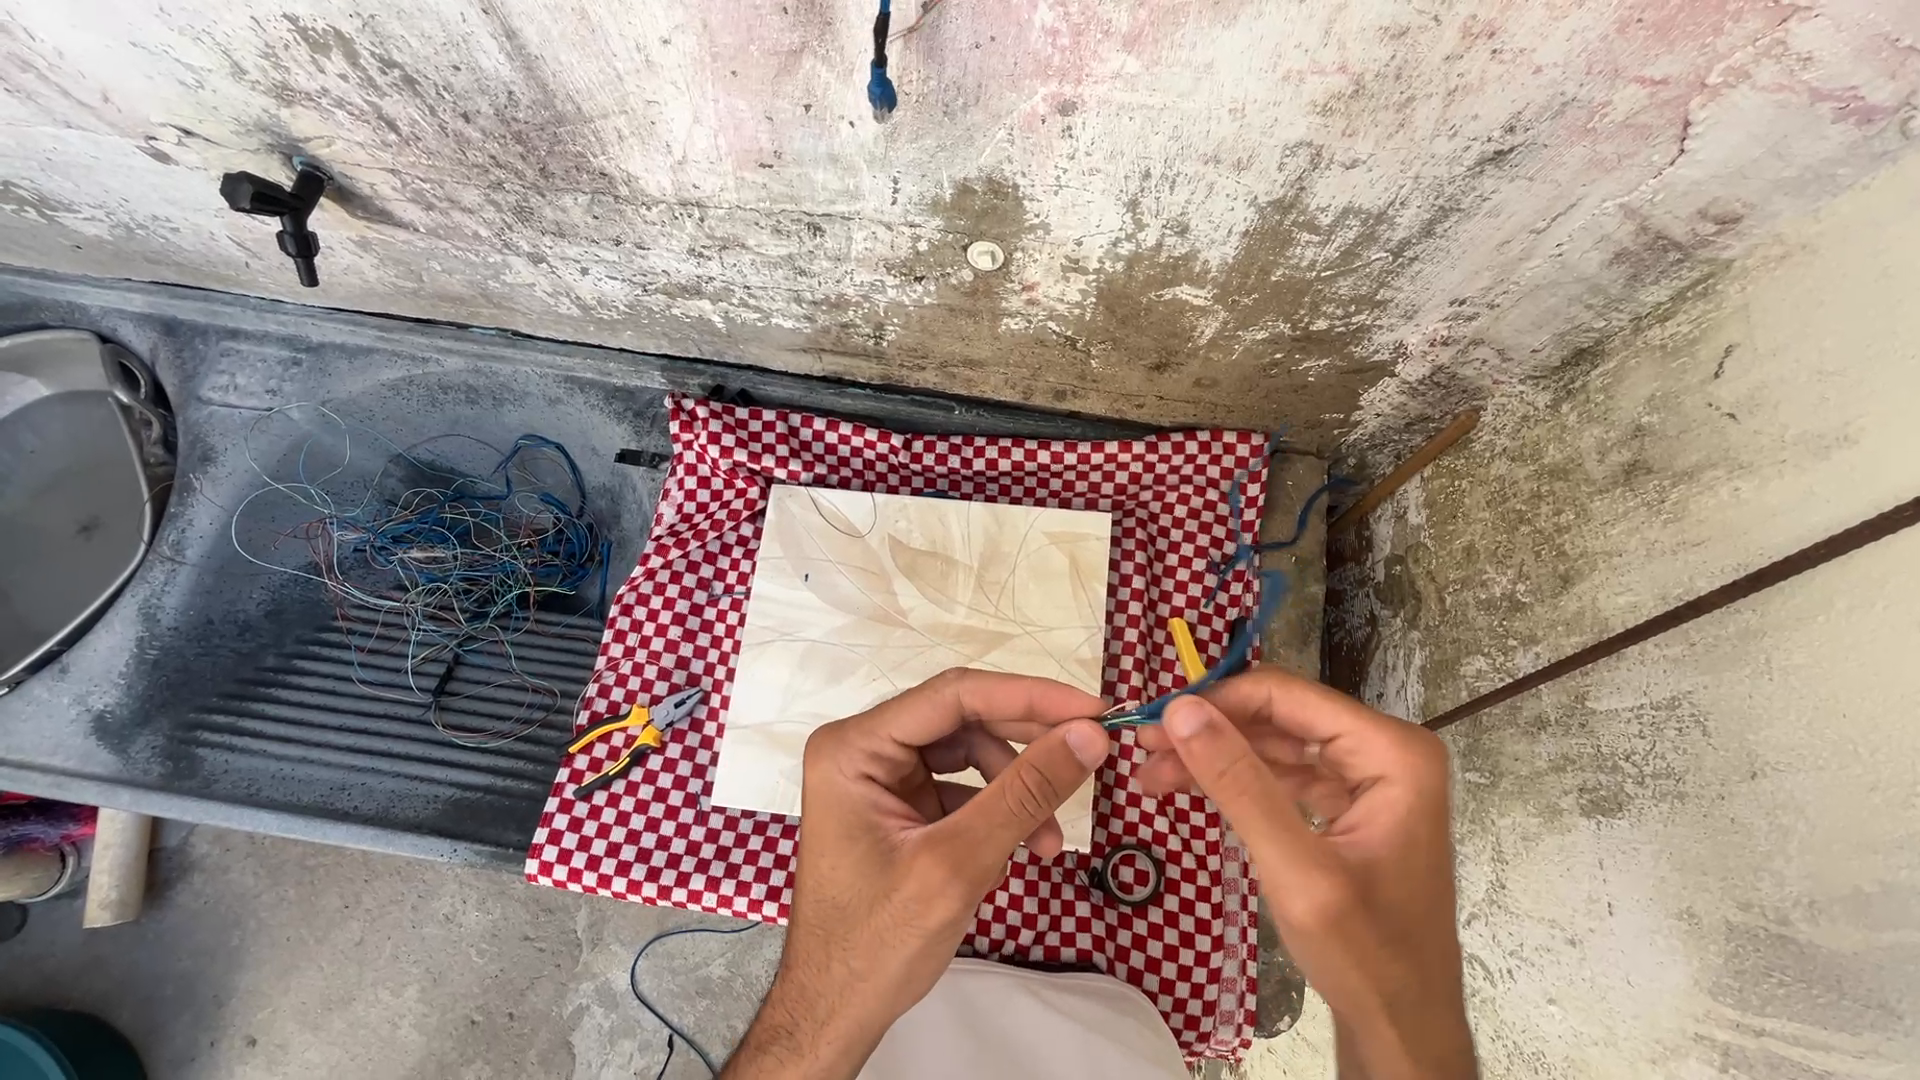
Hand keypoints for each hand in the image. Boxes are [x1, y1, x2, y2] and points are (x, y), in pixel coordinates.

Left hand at [722, 669, 1109, 1079]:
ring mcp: (880, 775)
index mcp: (854, 747)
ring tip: (1052, 840)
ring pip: (969, 753)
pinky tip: (1025, 847)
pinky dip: (999, 811)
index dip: (1028, 696)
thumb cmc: (880, 944)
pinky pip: (962, 786)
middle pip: (962, 720)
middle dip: (1028, 744)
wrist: (837, 1015)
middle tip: (1094, 751)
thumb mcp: (959, 863)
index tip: (1092, 709)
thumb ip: (1025, 793)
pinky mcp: (899, 802)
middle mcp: (863, 747)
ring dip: (1018, 789)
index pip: (953, 696)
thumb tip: (1090, 735)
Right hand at [1136, 669, 1476, 1079]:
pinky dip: (1234, 780)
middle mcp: (1383, 750)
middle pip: (1277, 716)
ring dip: (1213, 754)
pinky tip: (1190, 788)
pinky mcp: (1348, 804)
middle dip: (1209, 730)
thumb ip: (1238, 784)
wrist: (1402, 1028)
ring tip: (1152, 773)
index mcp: (1391, 752)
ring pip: (1272, 743)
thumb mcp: (1295, 869)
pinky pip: (1281, 774)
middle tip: (1144, 747)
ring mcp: (1367, 777)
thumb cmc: (1364, 955)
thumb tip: (1180, 711)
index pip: (1286, 696)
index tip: (1155, 719)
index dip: (1216, 700)